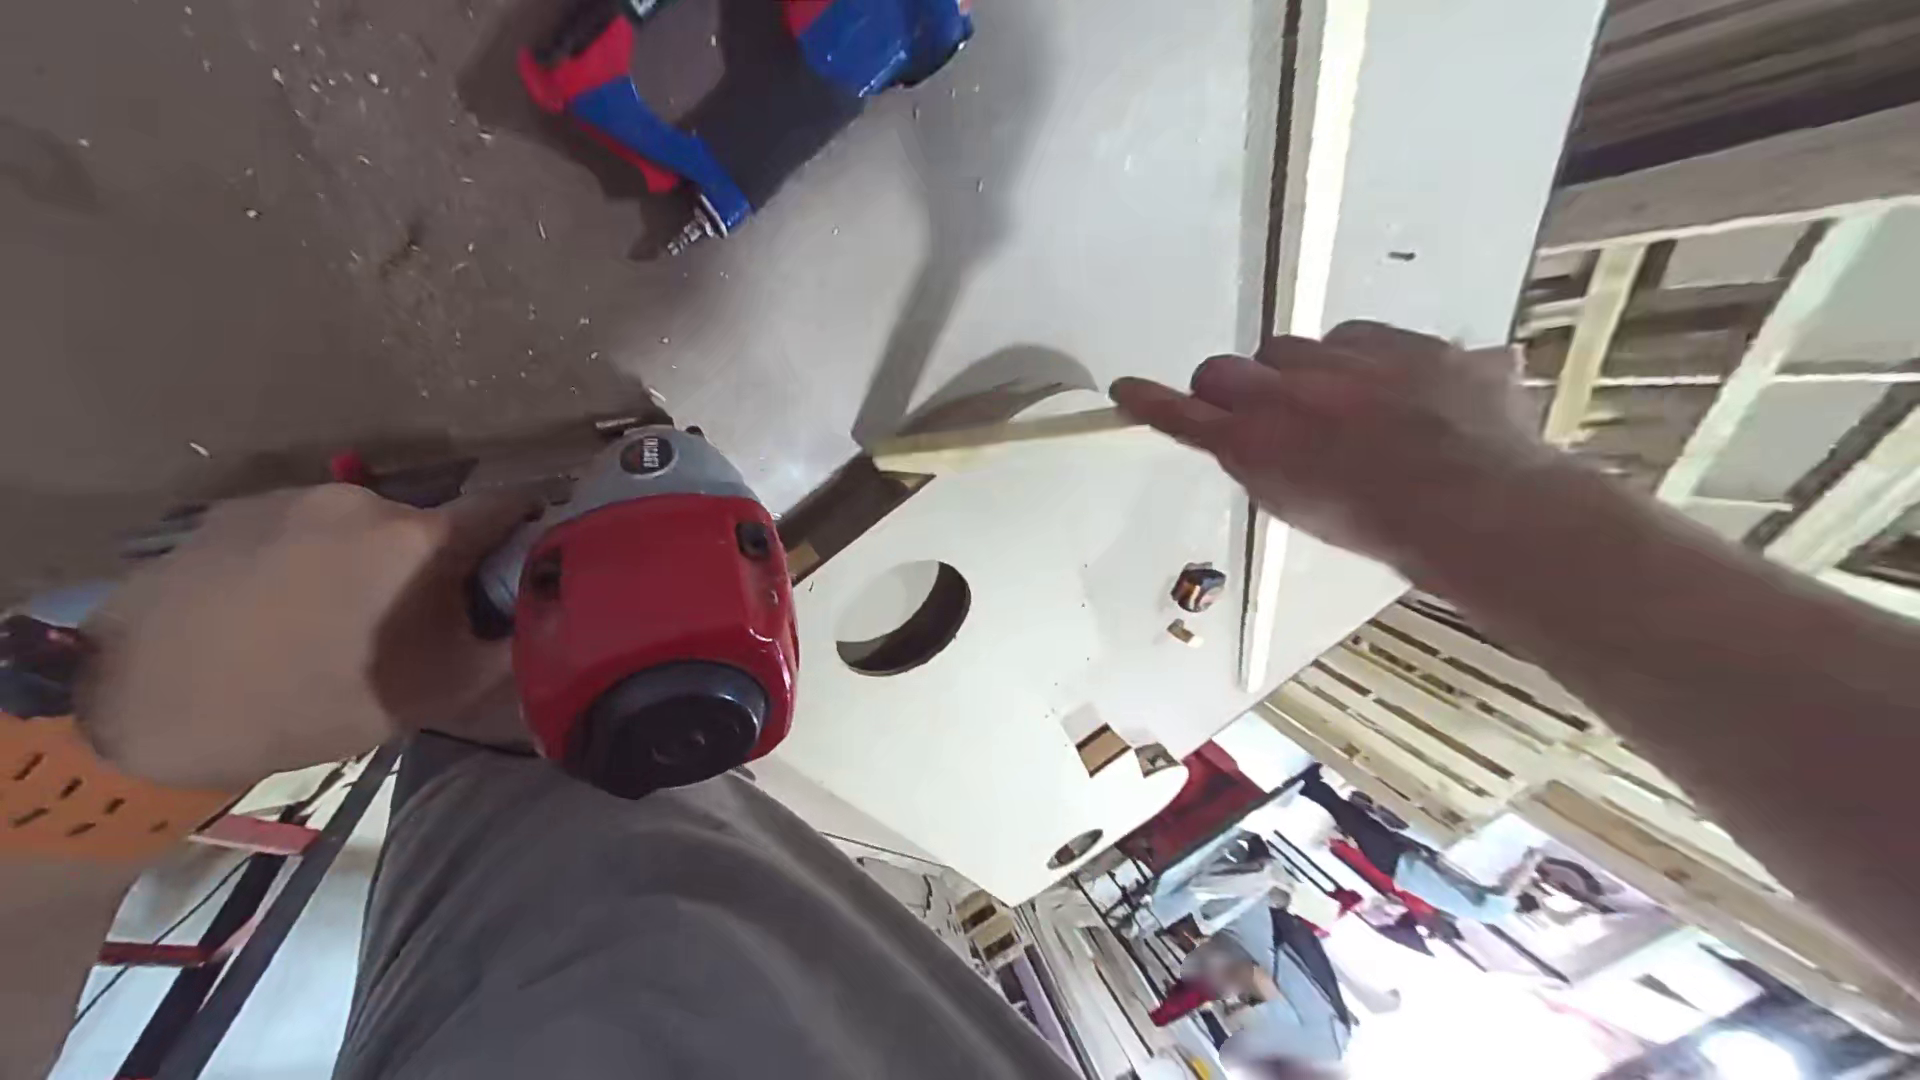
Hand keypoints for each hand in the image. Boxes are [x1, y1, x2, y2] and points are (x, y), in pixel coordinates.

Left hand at [76, 485, 534, 790]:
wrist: (142, 712)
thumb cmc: (318, 699)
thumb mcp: (443, 688)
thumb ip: (512, 644)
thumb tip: (555, 614)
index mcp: (423, 537)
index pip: (508, 504)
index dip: (526, 527)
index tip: (525, 554)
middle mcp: (366, 500)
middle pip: (432, 520)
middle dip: (439, 556)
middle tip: (418, 608)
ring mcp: (293, 498)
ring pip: (367, 521)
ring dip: (375, 553)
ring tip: (343, 606)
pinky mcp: (233, 509)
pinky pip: (305, 523)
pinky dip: (316, 551)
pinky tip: (285, 598)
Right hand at [1110, 321, 1562, 574]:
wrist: (1480, 508)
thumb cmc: (1374, 525)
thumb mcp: (1293, 502)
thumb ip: (1257, 460)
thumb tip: (1247, 438)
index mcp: (1260, 440)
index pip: (1187, 413)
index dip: (1153, 400)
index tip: (1125, 387)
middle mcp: (1293, 392)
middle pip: (1231, 367)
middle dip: (1239, 386)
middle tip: (1271, 411)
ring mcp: (1355, 361)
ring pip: (1303, 345)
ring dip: (1308, 370)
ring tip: (1349, 403)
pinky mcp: (1413, 344)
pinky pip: (1373, 338)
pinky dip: (1373, 360)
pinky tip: (1402, 392)